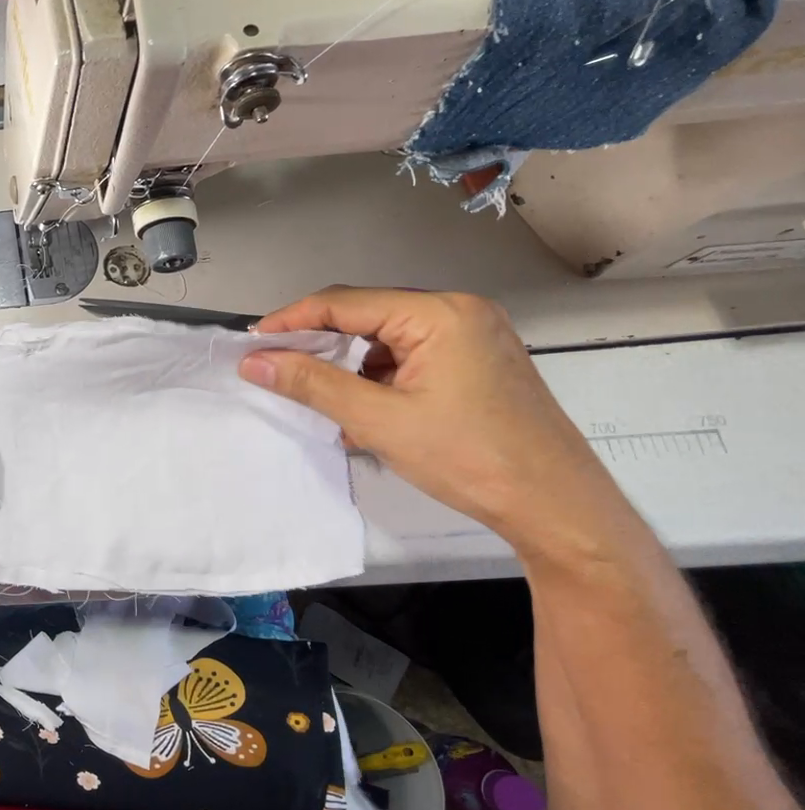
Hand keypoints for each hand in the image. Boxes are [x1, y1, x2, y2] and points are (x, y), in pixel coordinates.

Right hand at [238, 287, 628, 546]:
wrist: (557, 508)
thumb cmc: (470, 458)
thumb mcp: (377, 420)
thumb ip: (310, 383)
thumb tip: (254, 361)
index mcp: (440, 313)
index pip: (344, 302)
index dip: (291, 320)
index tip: (252, 343)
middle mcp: (461, 312)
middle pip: (365, 313)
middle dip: (319, 342)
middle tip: (277, 368)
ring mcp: (475, 335)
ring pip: (385, 336)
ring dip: (348, 362)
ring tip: (321, 396)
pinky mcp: (478, 361)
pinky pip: (410, 353)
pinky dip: (378, 375)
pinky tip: (364, 407)